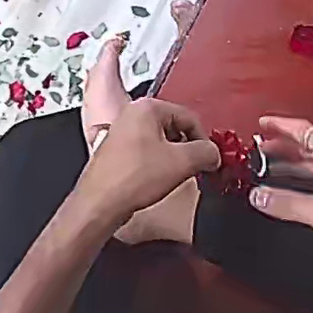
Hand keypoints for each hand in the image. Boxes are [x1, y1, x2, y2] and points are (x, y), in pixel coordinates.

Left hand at [73, 98, 219, 226]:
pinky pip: (146, 152)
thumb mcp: (182, 162)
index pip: (189, 117)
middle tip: (192, 167)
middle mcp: (132, 114)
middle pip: (175, 127)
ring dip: (172, 158)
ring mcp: (122, 131)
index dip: (203, 140)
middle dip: (187, 149)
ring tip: (173, 176)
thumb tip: (213, 153)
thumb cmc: (132, 179)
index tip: (207, 158)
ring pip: (161, 141)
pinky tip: (156, 181)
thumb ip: (206, 152)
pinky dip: (156, 164)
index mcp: (147, 107)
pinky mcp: (116, 150)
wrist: (99, 205)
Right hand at [248, 116, 312, 277]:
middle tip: (260, 147)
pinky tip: (295, 193)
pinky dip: (304, 182)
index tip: (262, 122)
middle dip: (283, 145)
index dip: (281, 125)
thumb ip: (287, 203)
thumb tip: (258, 195)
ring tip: (270, 168)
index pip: (304, 130)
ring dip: (292, 164)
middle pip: (309, 145)